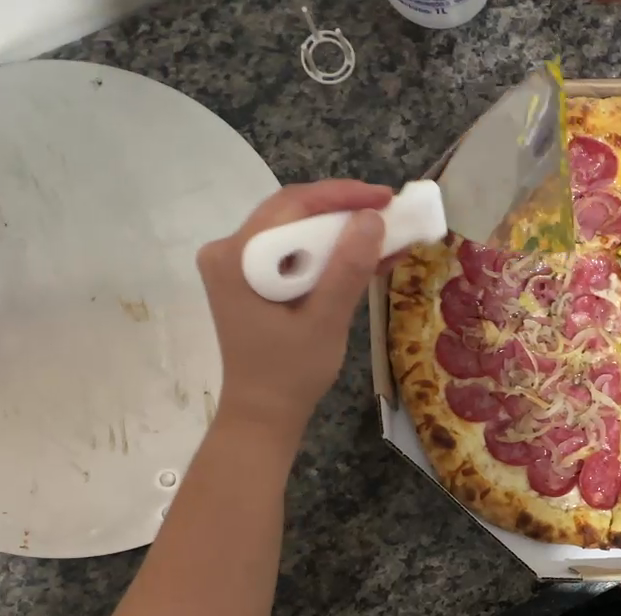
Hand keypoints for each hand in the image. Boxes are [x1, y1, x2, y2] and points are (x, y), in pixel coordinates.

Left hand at [195, 180, 392, 442]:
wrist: (264, 413)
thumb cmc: (291, 373)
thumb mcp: (325, 321)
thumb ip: (347, 269)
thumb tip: (373, 219)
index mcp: (236, 256)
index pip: (292, 206)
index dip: (342, 196)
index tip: (385, 197)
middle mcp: (229, 251)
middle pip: (293, 214)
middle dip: (344, 212)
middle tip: (391, 212)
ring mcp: (239, 266)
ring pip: (298, 234)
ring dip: (342, 234)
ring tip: (387, 234)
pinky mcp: (253, 282)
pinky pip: (296, 256)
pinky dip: (330, 257)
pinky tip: (367, 257)